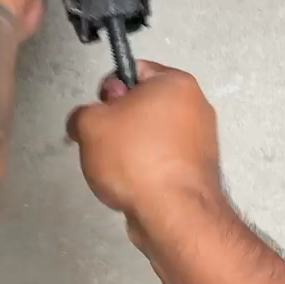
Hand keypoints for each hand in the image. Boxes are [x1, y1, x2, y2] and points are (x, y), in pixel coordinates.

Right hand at [67, 61, 222, 219]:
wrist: (173, 213)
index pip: (133, 70)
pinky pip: (163, 160)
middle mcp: (197, 106)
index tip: (101, 113)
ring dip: (132, 149)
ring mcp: (202, 141)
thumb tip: (87, 122)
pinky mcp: (199, 170)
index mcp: (176, 83)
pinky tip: (135, 185)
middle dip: (119, 123)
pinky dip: (147, 169)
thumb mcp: (89, 124)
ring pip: (152, 136)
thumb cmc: (135, 158)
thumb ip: (82, 113)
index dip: (109, 90)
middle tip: (106, 143)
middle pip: (143, 105)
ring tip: (119, 169)